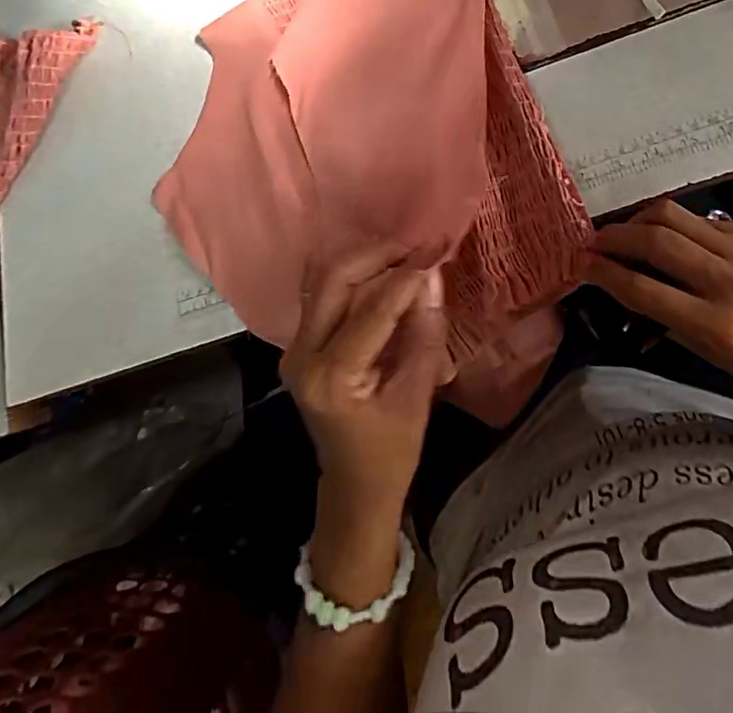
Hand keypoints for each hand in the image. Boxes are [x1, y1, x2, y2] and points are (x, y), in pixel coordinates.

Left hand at [282, 242, 450, 524]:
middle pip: (334, 281)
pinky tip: (381, 272)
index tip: (437, 252)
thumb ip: (425, 333)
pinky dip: (352, 278)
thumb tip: (433, 277)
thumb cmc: (392, 449)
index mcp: (334, 377)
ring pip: (324, 282)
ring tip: (404, 256)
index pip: (373, 309)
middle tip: (417, 248)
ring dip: (364, 261)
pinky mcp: (299, 346)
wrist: (354, 484)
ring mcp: (294, 350)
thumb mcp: (419, 394)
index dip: (408, 276)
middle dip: (378, 255)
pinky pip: (323, 296)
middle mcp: (303, 356)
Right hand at [584, 200, 732, 394]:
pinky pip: (693, 218)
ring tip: (622, 232)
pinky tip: (657, 235)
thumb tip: (614, 278)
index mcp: (716, 325)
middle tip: (595, 241)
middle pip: (657, 243)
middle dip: (616, 238)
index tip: (583, 264)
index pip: (646, 290)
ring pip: (672, 216)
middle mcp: (730, 285)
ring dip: (636, 221)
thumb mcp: (696, 346)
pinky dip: (667, 223)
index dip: (607, 273)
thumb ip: (656, 312)